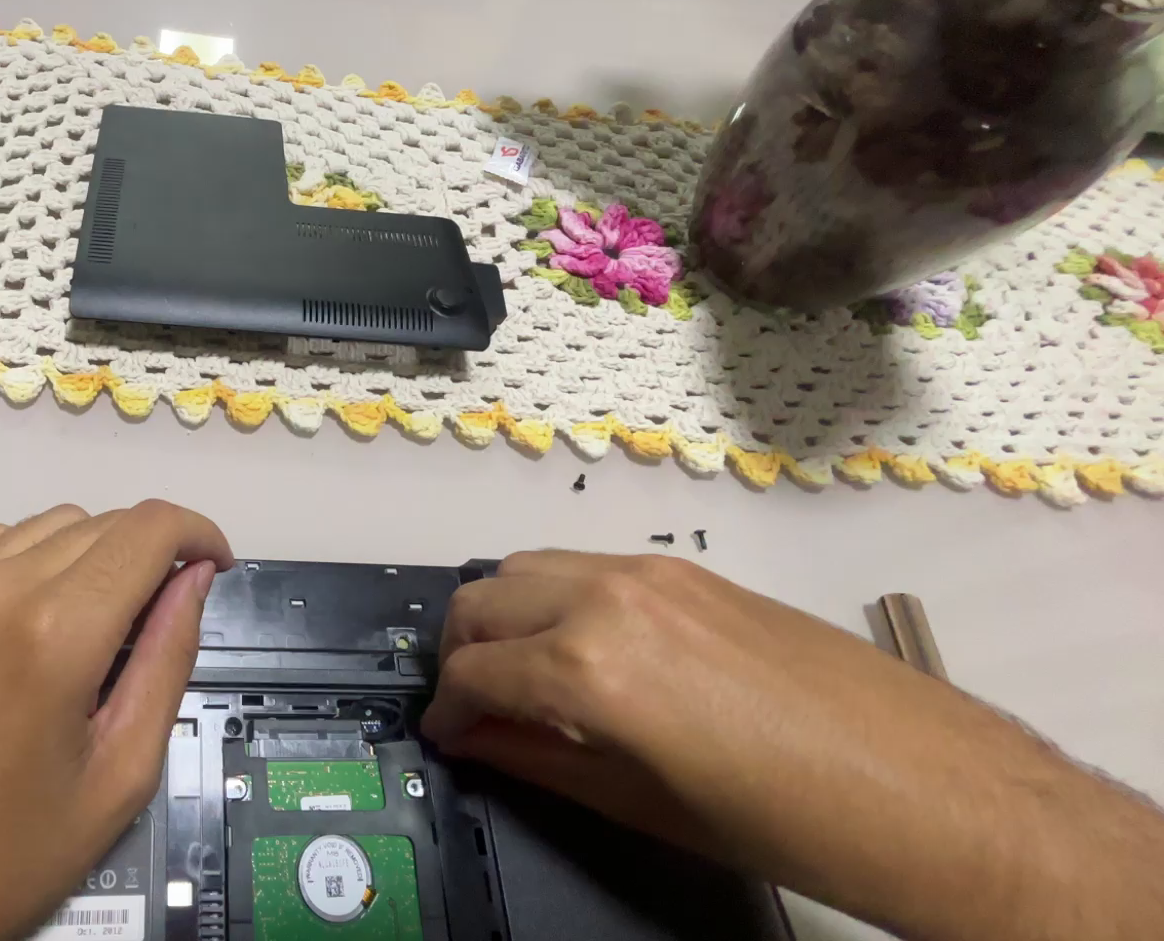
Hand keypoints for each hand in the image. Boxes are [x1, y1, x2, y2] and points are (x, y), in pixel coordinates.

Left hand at [0, 502, 232, 940]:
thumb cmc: (3, 855)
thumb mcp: (118, 774)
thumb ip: (168, 659)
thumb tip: (194, 582)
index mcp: (55, 632)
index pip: (150, 529)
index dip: (199, 534)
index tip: (215, 569)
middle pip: (107, 521)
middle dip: (155, 550)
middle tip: (166, 610)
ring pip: (54, 523)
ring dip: (99, 551)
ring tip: (105, 617)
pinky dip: (41, 556)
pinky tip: (43, 611)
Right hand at [422, 551, 1163, 940]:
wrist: (943, 795)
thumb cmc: (787, 826)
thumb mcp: (641, 805)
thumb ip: (534, 760)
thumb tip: (470, 738)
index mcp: (591, 668)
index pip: (472, 672)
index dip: (447, 709)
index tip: (447, 733)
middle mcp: (603, 597)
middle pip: (478, 601)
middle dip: (457, 652)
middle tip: (475, 702)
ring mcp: (644, 571)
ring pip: (521, 567)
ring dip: (499, 614)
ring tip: (522, 669)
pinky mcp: (681, 567)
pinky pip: (578, 564)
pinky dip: (550, 597)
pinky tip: (582, 646)